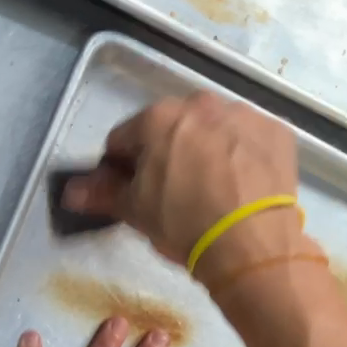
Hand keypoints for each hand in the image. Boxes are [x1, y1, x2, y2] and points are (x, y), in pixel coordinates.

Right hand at [61, 93, 320, 291]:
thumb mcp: (136, 212)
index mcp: (157, 119)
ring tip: (209, 193)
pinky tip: (238, 187)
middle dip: (165, 154)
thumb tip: (71, 191)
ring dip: (203, 151)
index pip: (122, 139)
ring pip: (210, 130)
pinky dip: (239, 156)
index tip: (130, 191)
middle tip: (170, 195)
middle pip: (169, 128)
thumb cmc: (184, 225)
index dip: (120, 167)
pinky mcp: (275, 131)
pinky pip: (246, 139)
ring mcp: (242, 114)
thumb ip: (102, 194)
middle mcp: (200, 105)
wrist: (251, 242)